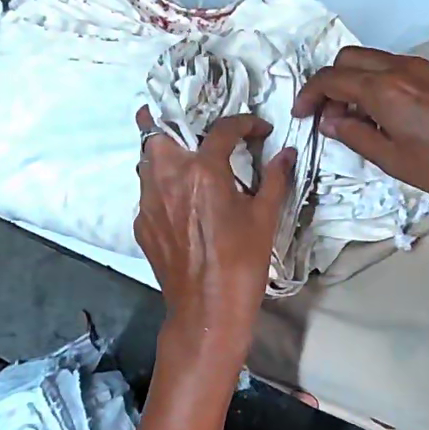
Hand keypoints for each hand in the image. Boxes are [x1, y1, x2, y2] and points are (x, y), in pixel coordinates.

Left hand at [135, 106, 296, 384]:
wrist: (208, 308)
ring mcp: (149, 202)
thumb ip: (275, 179)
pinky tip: (177, 199)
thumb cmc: (242, 261)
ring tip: (181, 156)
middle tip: (187, 123)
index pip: (222, 129)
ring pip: (145, 162)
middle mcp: (168, 178)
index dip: (244, 123)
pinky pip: (146, 193)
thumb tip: (287, 154)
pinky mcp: (141, 224)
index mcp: (203, 171)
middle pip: (156, 134)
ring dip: (161, 152)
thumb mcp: (265, 217)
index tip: (259, 131)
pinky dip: (159, 186)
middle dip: (168, 121)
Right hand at [293, 45, 428, 216]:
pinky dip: (380, 83)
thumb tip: (329, 121)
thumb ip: (356, 134)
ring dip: (356, 82)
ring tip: (358, 119)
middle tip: (329, 116)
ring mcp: (426, 69)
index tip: (301, 115)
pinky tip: (389, 116)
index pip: (332, 78)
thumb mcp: (394, 160)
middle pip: (350, 58)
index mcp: (385, 89)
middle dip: (330, 82)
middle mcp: (403, 68)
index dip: (309, 95)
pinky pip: (399, 68)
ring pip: (375, 60)